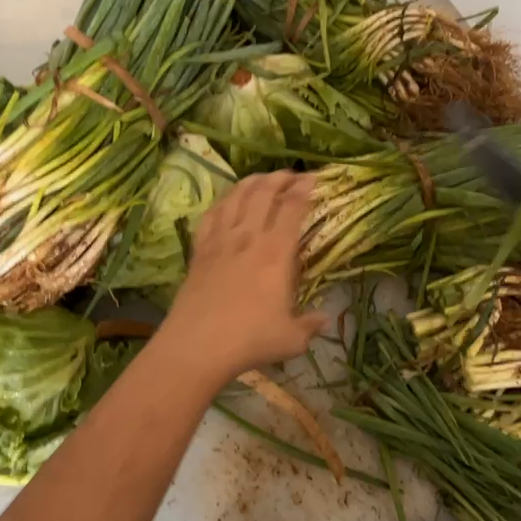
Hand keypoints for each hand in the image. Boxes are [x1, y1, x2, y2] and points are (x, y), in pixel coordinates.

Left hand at [158, 171, 326, 381]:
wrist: (197, 345)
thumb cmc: (249, 339)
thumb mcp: (291, 338)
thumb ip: (309, 326)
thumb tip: (324, 319)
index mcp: (276, 252)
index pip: (292, 208)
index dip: (304, 188)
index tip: (313, 178)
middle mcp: (248, 237)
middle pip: (263, 193)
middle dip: (279, 178)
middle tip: (291, 175)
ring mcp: (220, 241)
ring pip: (236, 197)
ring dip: (251, 182)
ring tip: (262, 178)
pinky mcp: (199, 250)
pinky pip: (211, 215)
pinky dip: (223, 202)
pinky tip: (227, 202)